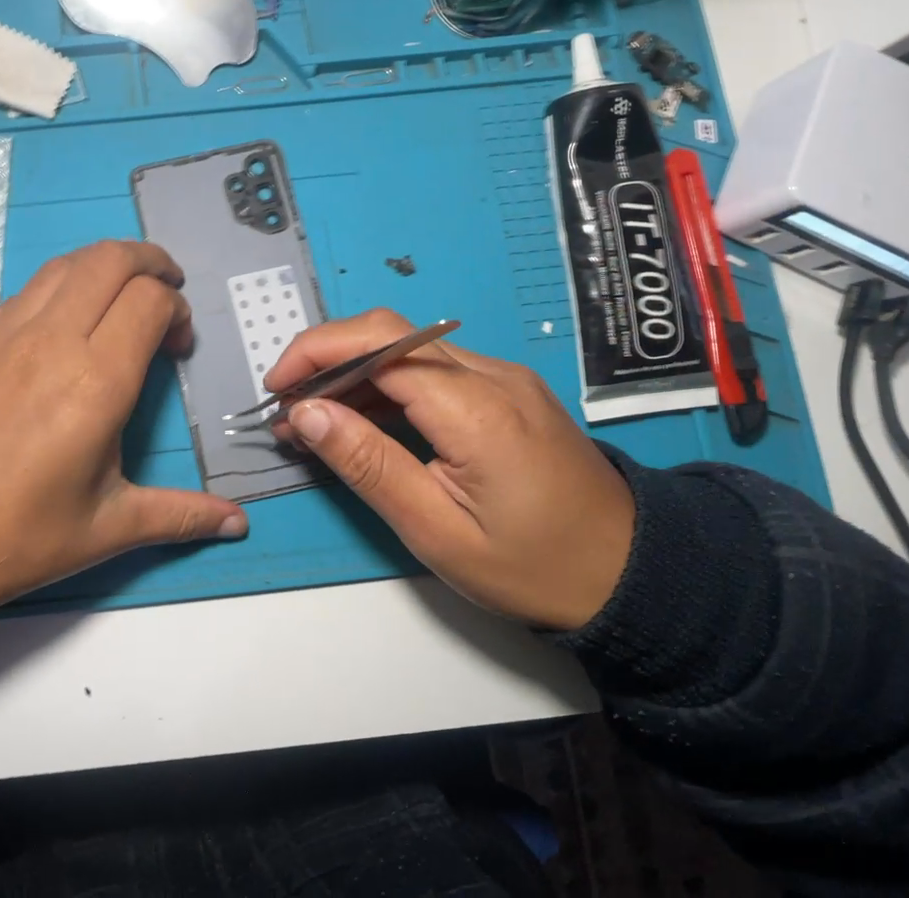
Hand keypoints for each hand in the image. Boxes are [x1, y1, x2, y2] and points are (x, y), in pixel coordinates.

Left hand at [0, 241, 247, 649]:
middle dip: (149, 261)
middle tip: (165, 289)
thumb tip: (238, 525)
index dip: (177, 310)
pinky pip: (19, 298)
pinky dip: (53, 298)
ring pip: (60, 268)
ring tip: (114, 303)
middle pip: (109, 259)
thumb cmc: (17, 541)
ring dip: (100, 270)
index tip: (177, 347)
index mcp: (95, 382)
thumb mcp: (108, 529)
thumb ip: (181, 515)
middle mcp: (48, 341)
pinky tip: (51, 343)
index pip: (151, 300)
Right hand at [263, 310, 633, 629]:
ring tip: (313, 424)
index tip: (275, 392)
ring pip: (409, 350)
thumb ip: (368, 463)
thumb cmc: (531, 566)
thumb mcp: (436, 530)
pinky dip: (386, 387)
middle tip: (288, 411)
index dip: (315, 354)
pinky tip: (362, 423)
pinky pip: (434, 372)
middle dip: (326, 360)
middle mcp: (492, 375)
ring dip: (352, 375)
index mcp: (475, 408)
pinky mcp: (509, 393)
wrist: (632, 575)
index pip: (377, 343)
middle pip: (389, 334)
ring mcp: (505, 379)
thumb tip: (304, 412)